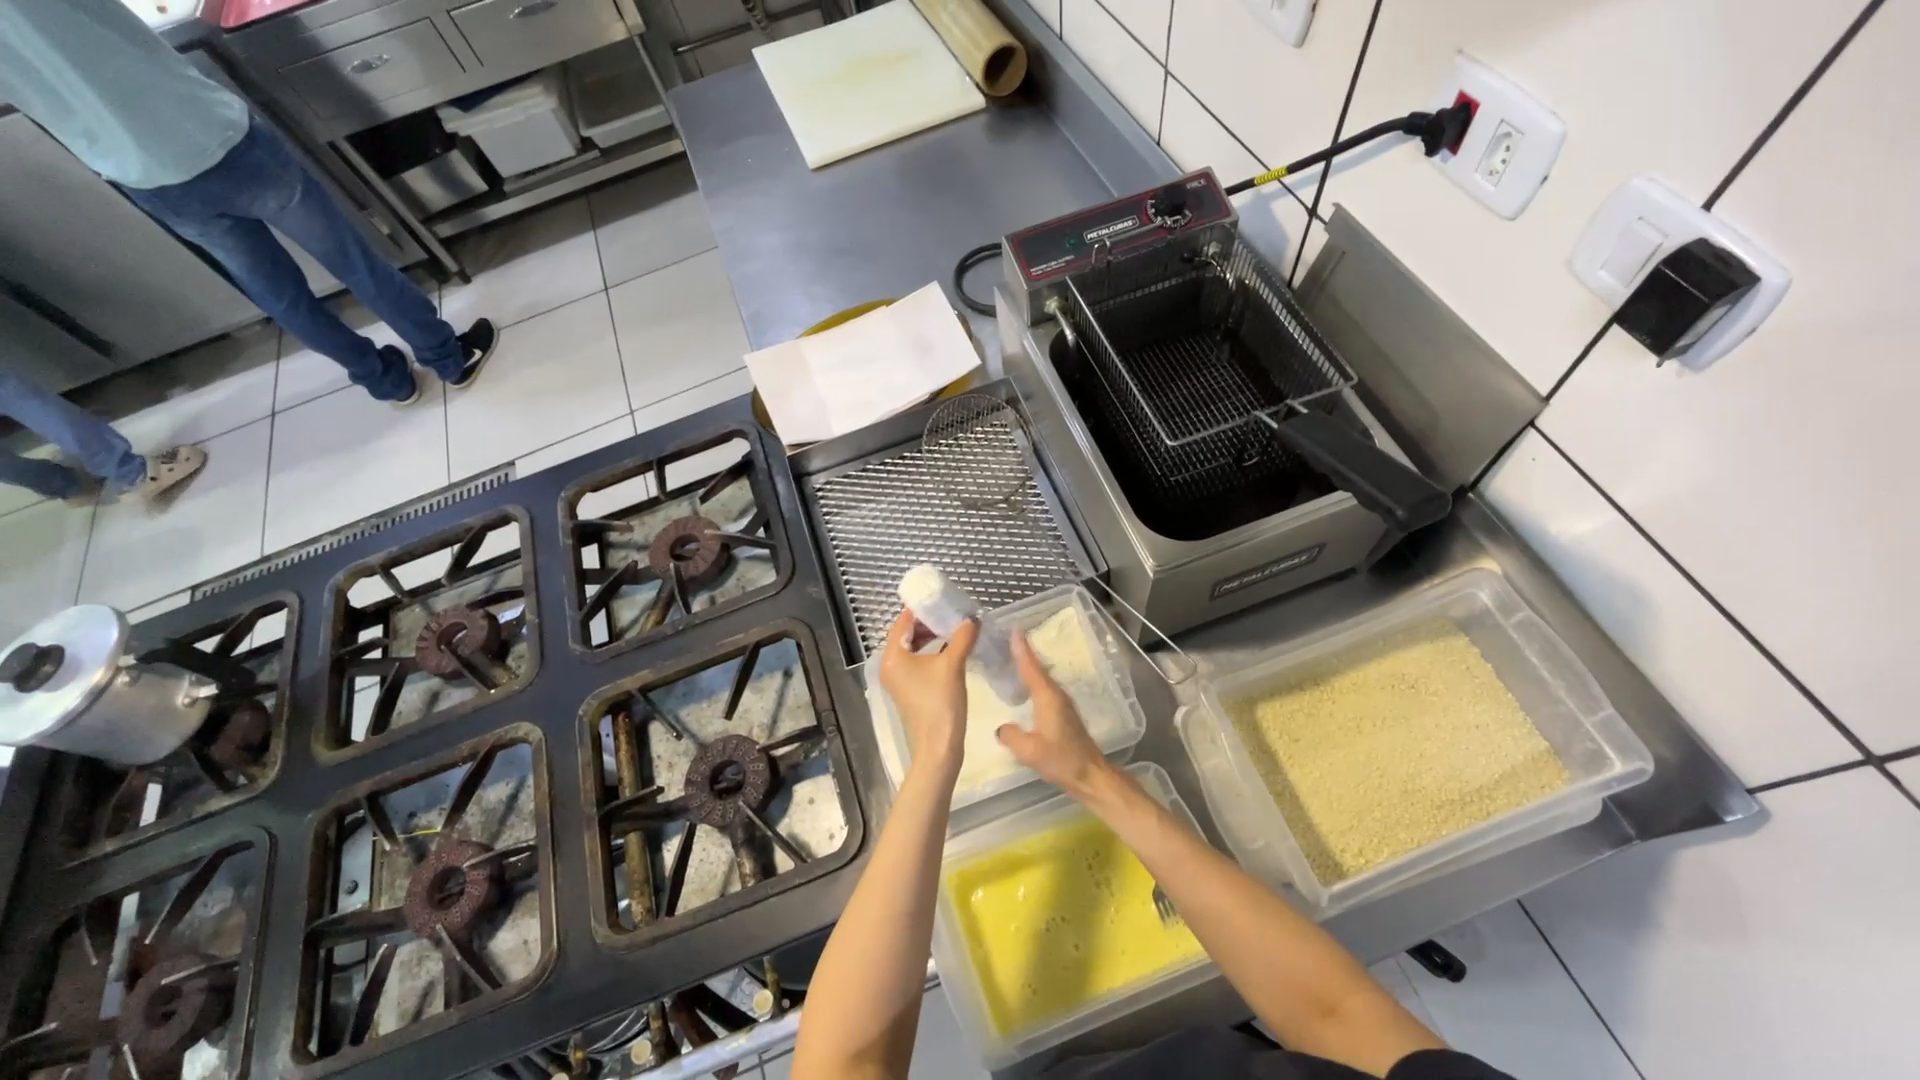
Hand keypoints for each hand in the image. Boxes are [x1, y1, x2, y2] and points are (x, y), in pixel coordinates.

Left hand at [878, 609, 977, 776]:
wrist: (939, 745)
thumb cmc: (941, 702)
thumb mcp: (953, 665)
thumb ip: (962, 637)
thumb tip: (972, 619)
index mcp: (893, 657)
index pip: (902, 623)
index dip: (920, 609)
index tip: (938, 600)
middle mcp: (889, 666)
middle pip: (905, 635)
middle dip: (926, 623)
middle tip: (948, 614)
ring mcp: (897, 680)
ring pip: (911, 650)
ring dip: (929, 638)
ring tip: (951, 630)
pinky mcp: (907, 690)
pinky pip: (915, 663)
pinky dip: (929, 653)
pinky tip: (949, 650)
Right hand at [996, 631, 1111, 798]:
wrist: (1090, 774)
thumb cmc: (1061, 760)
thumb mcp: (1029, 750)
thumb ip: (1011, 735)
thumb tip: (1002, 728)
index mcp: (1047, 697)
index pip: (1030, 666)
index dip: (1021, 647)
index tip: (1014, 628)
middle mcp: (1056, 695)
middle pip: (1036, 668)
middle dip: (1021, 653)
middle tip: (1002, 641)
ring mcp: (1061, 704)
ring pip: (1040, 679)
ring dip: (1027, 668)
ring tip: (1008, 660)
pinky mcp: (1062, 715)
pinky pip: (1043, 691)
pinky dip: (1031, 683)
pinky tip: (1022, 689)